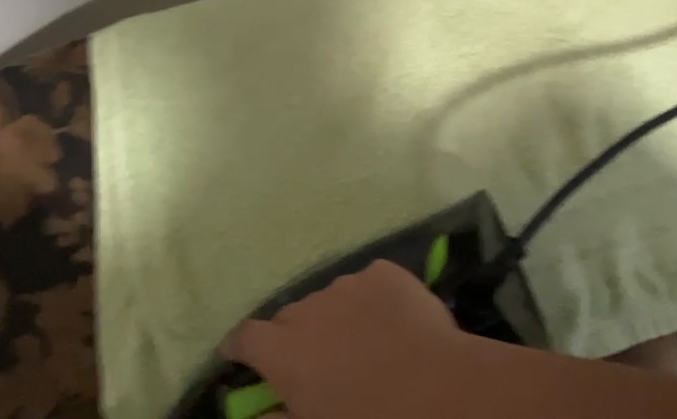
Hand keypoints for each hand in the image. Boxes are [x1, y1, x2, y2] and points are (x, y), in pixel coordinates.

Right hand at [225, 260, 467, 418]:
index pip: (246, 337)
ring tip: (363, 344)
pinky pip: (368, 283)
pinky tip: (392, 322)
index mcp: (285, 351)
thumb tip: (259, 412)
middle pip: (289, 317)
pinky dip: (371, 300)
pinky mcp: (385, 272)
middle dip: (295, 337)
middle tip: (317, 364)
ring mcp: (348, 283)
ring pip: (331, 299)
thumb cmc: (370, 418)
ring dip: (336, 317)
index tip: (240, 355)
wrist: (437, 388)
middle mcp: (310, 308)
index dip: (241, 346)